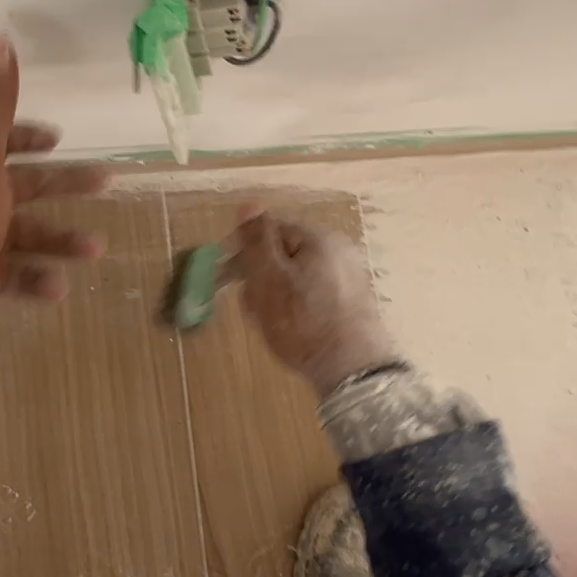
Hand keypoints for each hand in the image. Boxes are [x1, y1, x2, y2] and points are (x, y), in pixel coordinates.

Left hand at [0, 33, 109, 300]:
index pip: (0, 144)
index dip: (28, 137)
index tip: (58, 139)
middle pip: (26, 187)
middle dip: (66, 184)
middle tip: (106, 182)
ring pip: (27, 235)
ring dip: (62, 240)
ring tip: (96, 249)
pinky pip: (17, 274)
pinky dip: (39, 278)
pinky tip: (60, 288)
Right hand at [225, 203, 396, 397]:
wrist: (353, 373)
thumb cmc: (303, 322)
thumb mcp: (270, 277)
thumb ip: (257, 239)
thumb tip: (249, 202)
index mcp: (319, 238)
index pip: (269, 229)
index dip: (242, 249)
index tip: (223, 273)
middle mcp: (337, 251)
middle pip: (281, 254)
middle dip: (258, 277)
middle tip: (250, 307)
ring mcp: (347, 279)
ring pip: (293, 278)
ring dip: (272, 296)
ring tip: (268, 324)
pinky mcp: (349, 305)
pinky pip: (310, 296)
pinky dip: (293, 309)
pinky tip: (288, 332)